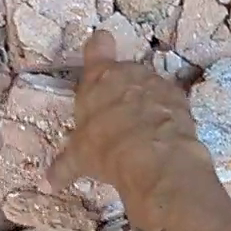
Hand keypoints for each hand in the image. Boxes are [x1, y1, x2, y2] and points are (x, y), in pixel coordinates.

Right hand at [51, 30, 217, 213]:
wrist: (152, 157)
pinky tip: (161, 137)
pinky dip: (166, 116)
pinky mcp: (181, 100)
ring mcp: (158, 84)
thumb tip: (49, 182)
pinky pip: (170, 104)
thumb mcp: (80, 159)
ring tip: (140, 133)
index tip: (100, 48)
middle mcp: (129, 73)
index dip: (98, 48)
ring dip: (146, 104)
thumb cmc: (105, 148)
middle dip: (122, 91)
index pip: (97, 48)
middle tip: (116, 118)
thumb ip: (65, 166)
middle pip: (125, 73)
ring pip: (150, 88)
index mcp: (98, 79)